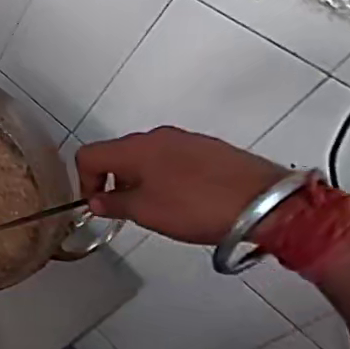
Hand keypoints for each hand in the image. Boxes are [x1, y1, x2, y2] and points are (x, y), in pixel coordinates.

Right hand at [74, 128, 290, 245]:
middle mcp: (157, 136)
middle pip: (116, 153)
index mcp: (135, 148)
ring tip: (156, 208)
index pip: (89, 155)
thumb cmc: (197, 207)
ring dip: (139, 179)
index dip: (84, 181)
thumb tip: (97, 200)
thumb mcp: (146, 212)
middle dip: (112, 181)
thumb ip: (114, 204)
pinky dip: (164, 176)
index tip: (97, 205)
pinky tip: (182, 200)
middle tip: (124, 209)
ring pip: (145, 156)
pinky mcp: (208, 148)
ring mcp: (185, 139)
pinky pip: (171, 158)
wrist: (265, 203)